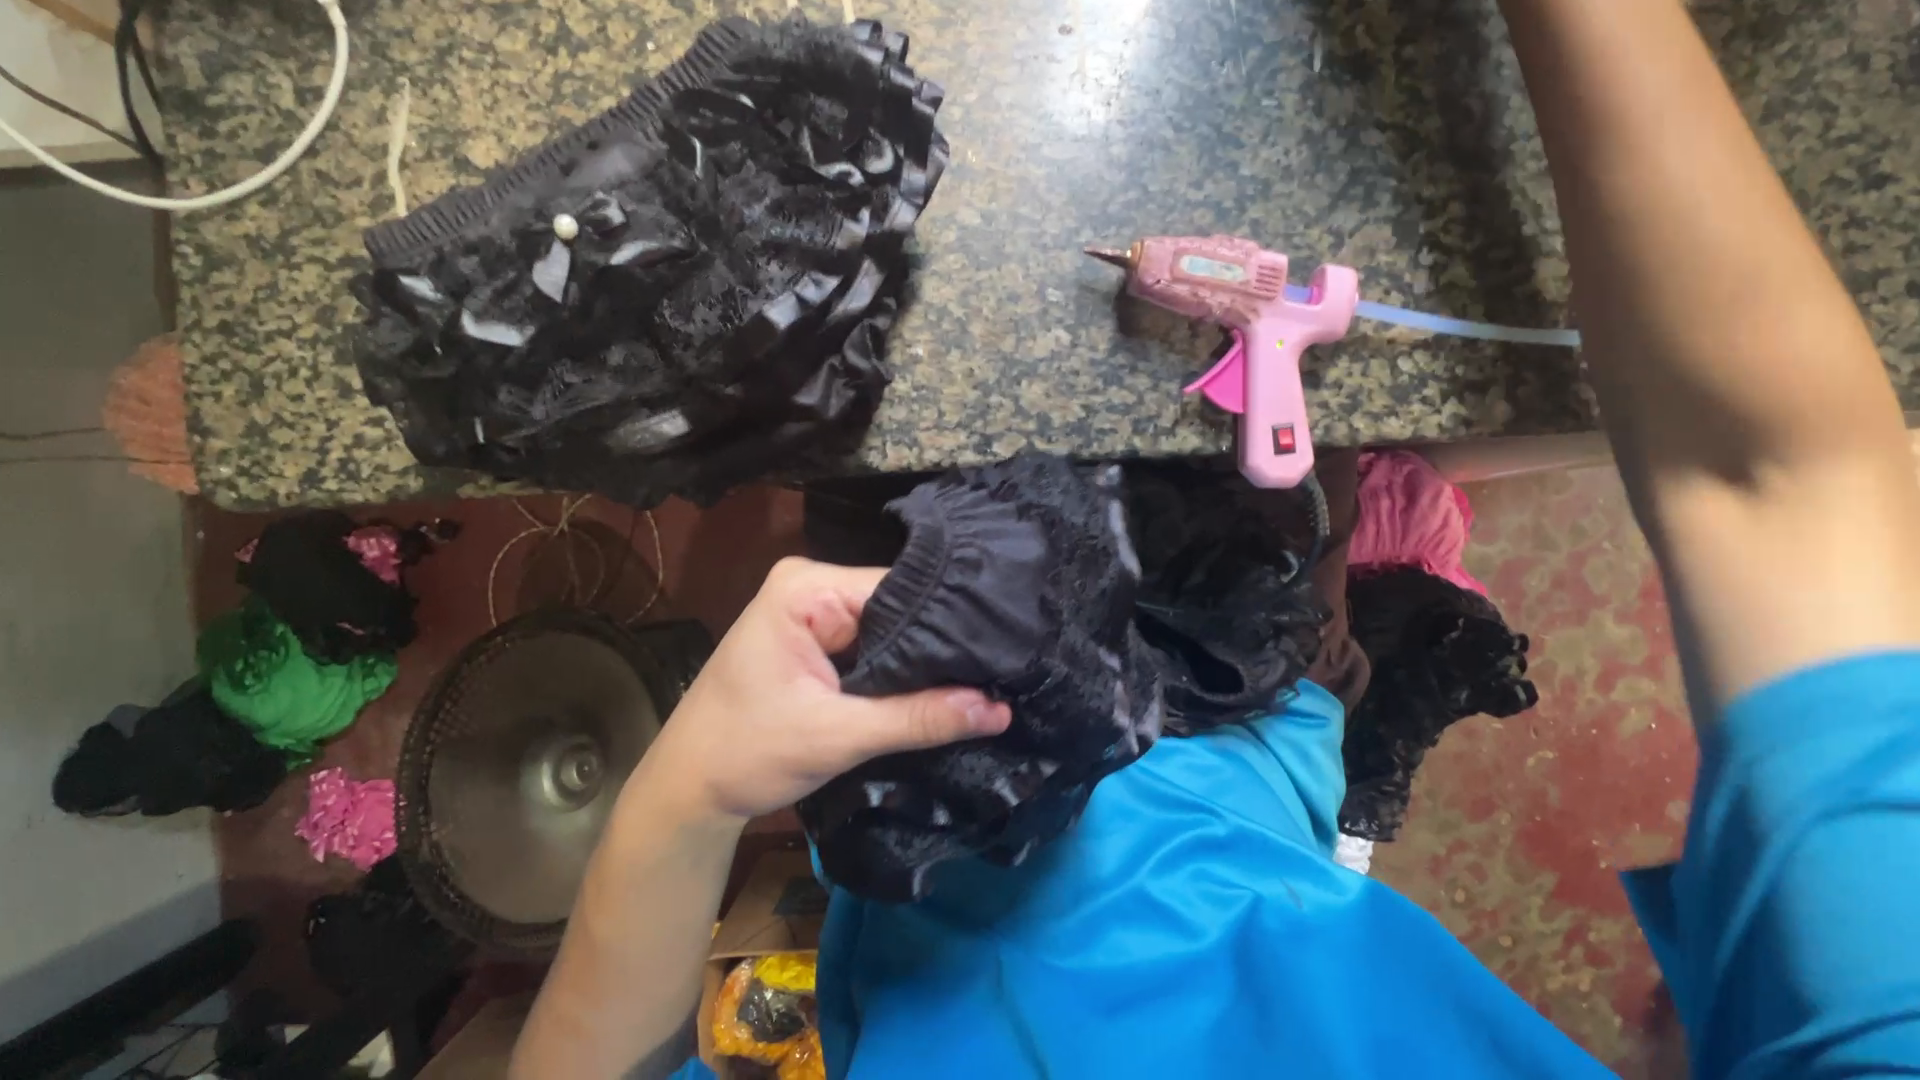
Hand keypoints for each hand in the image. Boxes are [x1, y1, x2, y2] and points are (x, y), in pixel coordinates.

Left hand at [634, 557, 1012, 824]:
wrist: (688, 789)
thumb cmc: (747, 753)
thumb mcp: (838, 735)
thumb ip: (920, 717)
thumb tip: (999, 708)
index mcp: (807, 587)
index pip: (901, 588)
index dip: (950, 621)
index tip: (1001, 649)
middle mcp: (811, 585)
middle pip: (899, 606)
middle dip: (941, 644)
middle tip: (1003, 670)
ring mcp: (813, 612)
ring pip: (890, 630)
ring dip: (924, 661)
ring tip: (986, 679)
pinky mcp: (816, 640)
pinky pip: (874, 646)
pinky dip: (900, 671)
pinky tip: (942, 687)